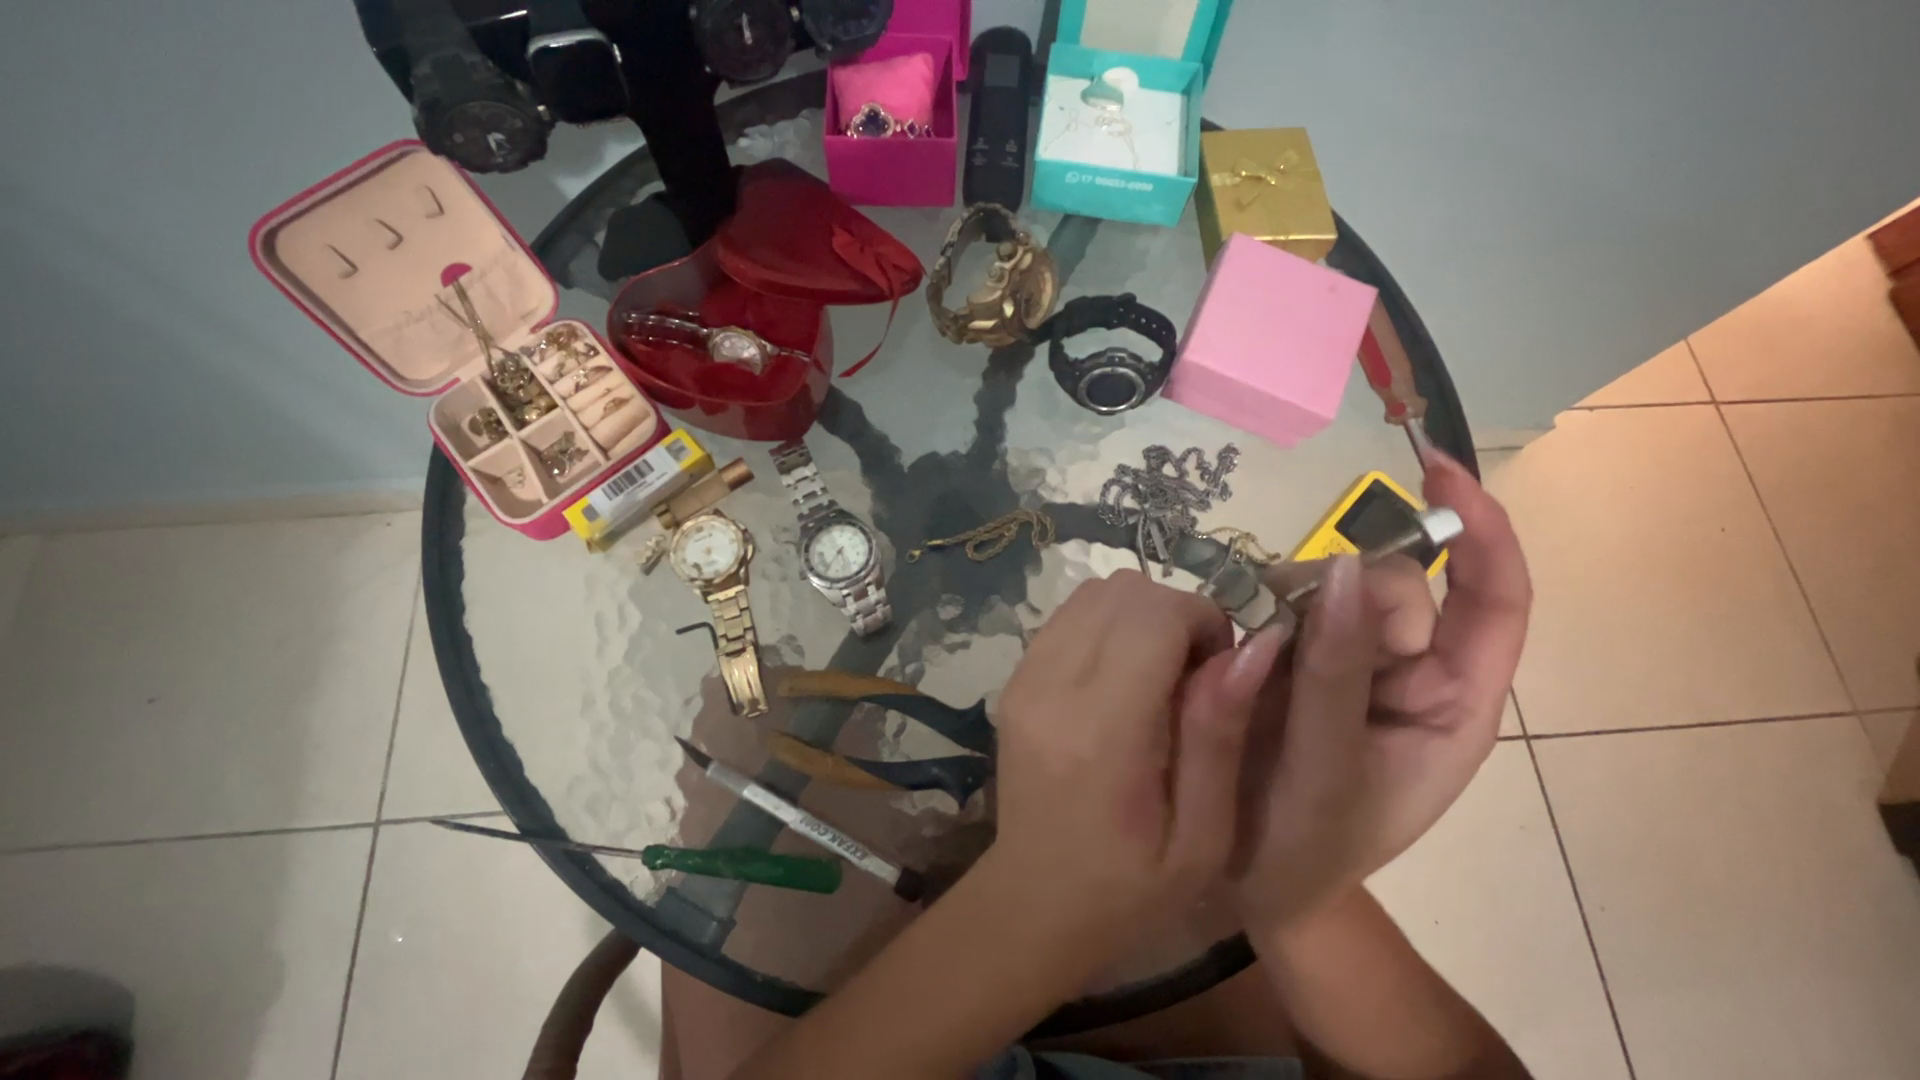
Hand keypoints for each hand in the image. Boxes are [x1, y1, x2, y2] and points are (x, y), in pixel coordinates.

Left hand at [985, 569, 1286, 949]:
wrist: (1036, 904)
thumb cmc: (1133, 890)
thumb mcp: (1203, 836)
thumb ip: (1220, 734)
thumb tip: (1256, 644)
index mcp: (1101, 731)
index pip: (1154, 615)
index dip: (1204, 621)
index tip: (1223, 669)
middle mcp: (1050, 688)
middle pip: (1123, 591)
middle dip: (1176, 614)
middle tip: (1198, 674)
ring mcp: (1022, 679)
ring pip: (1093, 593)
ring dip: (1142, 616)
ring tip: (1163, 674)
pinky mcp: (1012, 680)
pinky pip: (1069, 616)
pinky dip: (1108, 626)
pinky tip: (1124, 678)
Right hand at [1231, 453, 1531, 933]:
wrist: (1243, 881)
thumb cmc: (1302, 847)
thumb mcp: (1326, 772)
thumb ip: (1336, 676)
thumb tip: (1347, 566)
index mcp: (1452, 703)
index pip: (1494, 601)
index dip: (1480, 532)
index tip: (1435, 469)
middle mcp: (1405, 669)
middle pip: (1395, 585)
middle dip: (1344, 595)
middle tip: (1285, 645)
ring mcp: (1344, 657)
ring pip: (1333, 584)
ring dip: (1293, 602)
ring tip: (1250, 660)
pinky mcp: (1290, 652)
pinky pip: (1283, 600)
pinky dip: (1259, 608)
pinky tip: (1235, 644)